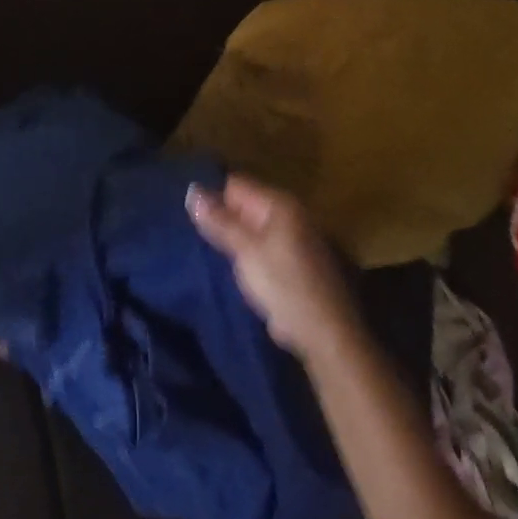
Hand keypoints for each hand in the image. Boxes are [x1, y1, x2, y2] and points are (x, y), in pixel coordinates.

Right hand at [188, 176, 360, 359]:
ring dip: (234, 238)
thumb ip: (219, 220)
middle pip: (245, 206)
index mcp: (281, 205)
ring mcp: (297, 238)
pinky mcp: (297, 261)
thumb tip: (192, 190)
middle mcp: (292, 215)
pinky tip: (236, 267)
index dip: (212, 199)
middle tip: (199, 237)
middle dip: (223, 219)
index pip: (235, 185)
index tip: (193, 218)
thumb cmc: (284, 286)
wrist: (325, 333)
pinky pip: (264, 246)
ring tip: (212, 252)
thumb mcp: (245, 251)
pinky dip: (249, 253)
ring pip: (253, 228)